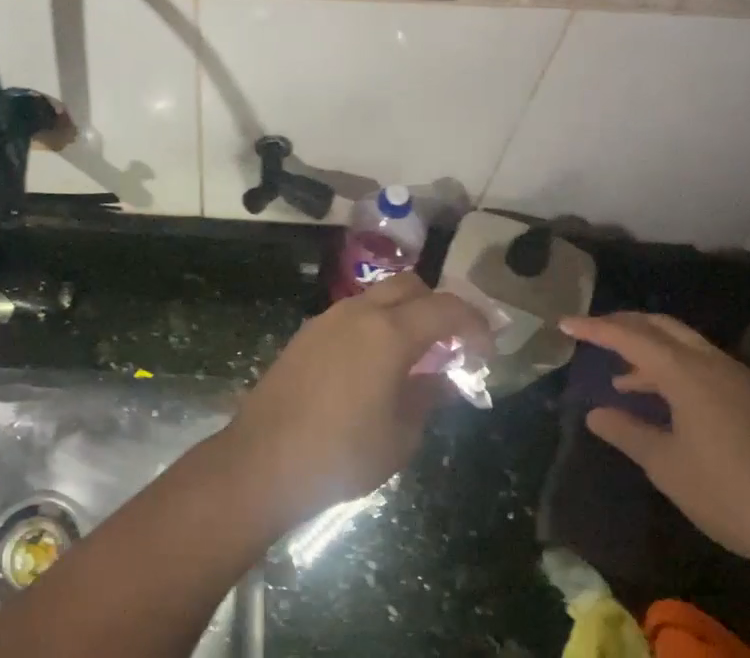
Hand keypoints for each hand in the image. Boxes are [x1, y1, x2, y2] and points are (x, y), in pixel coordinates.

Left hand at [223, 273, 491, 527]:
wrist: (262, 462)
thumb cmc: (341, 454)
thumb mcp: (401, 435)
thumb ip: (428, 397)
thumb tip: (443, 380)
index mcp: (389, 332)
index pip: (446, 308)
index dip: (475, 325)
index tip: (487, 352)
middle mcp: (357, 313)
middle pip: (409, 287)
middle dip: (437, 308)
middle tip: (451, 347)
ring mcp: (325, 321)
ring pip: (375, 299)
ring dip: (402, 317)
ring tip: (414, 361)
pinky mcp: (304, 336)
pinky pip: (350, 318)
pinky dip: (373, 329)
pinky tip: (374, 369)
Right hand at [559, 312, 749, 576]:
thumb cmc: (731, 493)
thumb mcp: (666, 466)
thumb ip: (627, 432)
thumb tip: (595, 412)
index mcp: (687, 373)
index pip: (630, 337)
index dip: (594, 329)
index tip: (563, 322)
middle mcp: (715, 365)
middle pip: (663, 327)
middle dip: (625, 325)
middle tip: (592, 333)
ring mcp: (742, 382)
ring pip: (687, 346)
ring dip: (651, 351)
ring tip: (621, 377)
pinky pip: (704, 367)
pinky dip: (675, 370)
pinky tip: (666, 402)